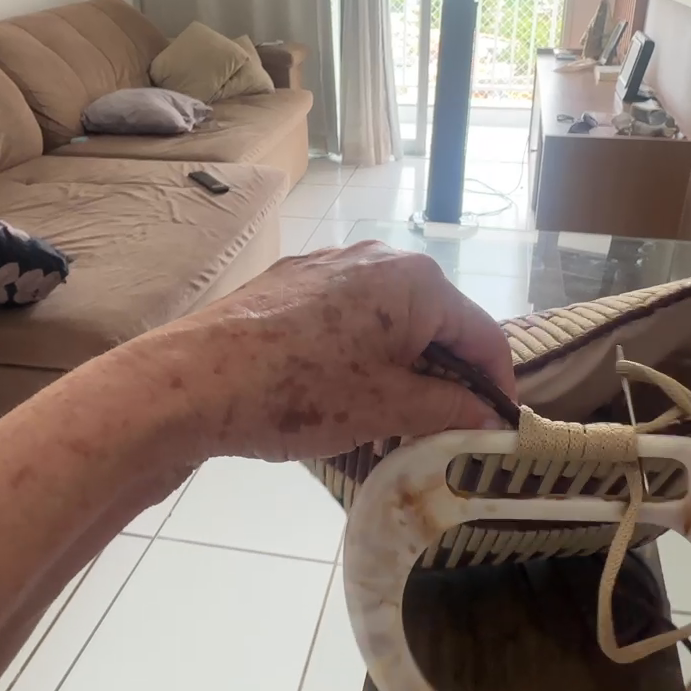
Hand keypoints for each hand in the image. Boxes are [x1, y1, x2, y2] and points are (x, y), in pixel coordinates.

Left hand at [120, 242, 517, 462]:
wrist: (192, 379)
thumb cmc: (302, 393)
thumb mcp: (388, 407)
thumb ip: (450, 408)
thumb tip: (490, 415)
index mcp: (415, 282)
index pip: (482, 335)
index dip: (498, 384)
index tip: (497, 428)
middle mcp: (378, 258)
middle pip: (435, 324)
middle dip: (444, 379)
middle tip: (439, 432)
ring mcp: (330, 264)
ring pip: (390, 321)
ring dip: (400, 369)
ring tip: (387, 421)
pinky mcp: (292, 280)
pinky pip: (348, 316)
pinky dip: (360, 353)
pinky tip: (336, 390)